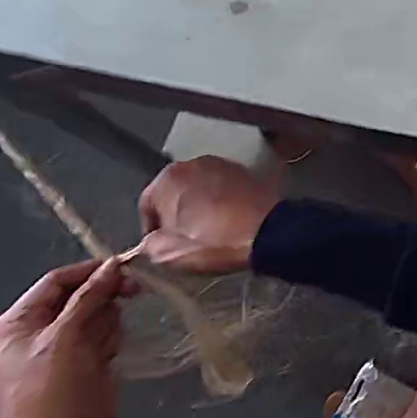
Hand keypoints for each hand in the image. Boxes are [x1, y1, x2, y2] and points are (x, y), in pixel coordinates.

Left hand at [0, 259, 129, 417]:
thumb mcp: (64, 338)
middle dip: (102, 300)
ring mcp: (60, 347)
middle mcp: (35, 331)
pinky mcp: (82, 360)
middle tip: (133, 292)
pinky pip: (104, 334)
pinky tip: (104, 358)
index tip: (126, 266)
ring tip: (100, 349)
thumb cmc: (51, 390)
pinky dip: (109, 341)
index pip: (54, 283)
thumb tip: (113, 265)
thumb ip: (89, 298)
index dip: (89, 272)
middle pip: (79, 296)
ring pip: (97, 314)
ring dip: (106, 325)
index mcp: (14, 324)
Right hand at [138, 155, 283, 272]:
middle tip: (186, 239)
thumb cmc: (215, 241)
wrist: (269, 232)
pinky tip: (230, 220)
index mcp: (168, 178)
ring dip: (202, 206)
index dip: (152, 229)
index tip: (161, 245)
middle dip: (177, 215)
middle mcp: (194, 163)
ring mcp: (224, 165)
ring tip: (210, 231)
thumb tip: (149, 242)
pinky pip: (225, 189)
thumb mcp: (168, 254)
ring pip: (201, 189)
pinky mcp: (247, 172)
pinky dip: (224, 202)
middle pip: (175, 193)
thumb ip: (148, 245)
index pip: (147, 205)